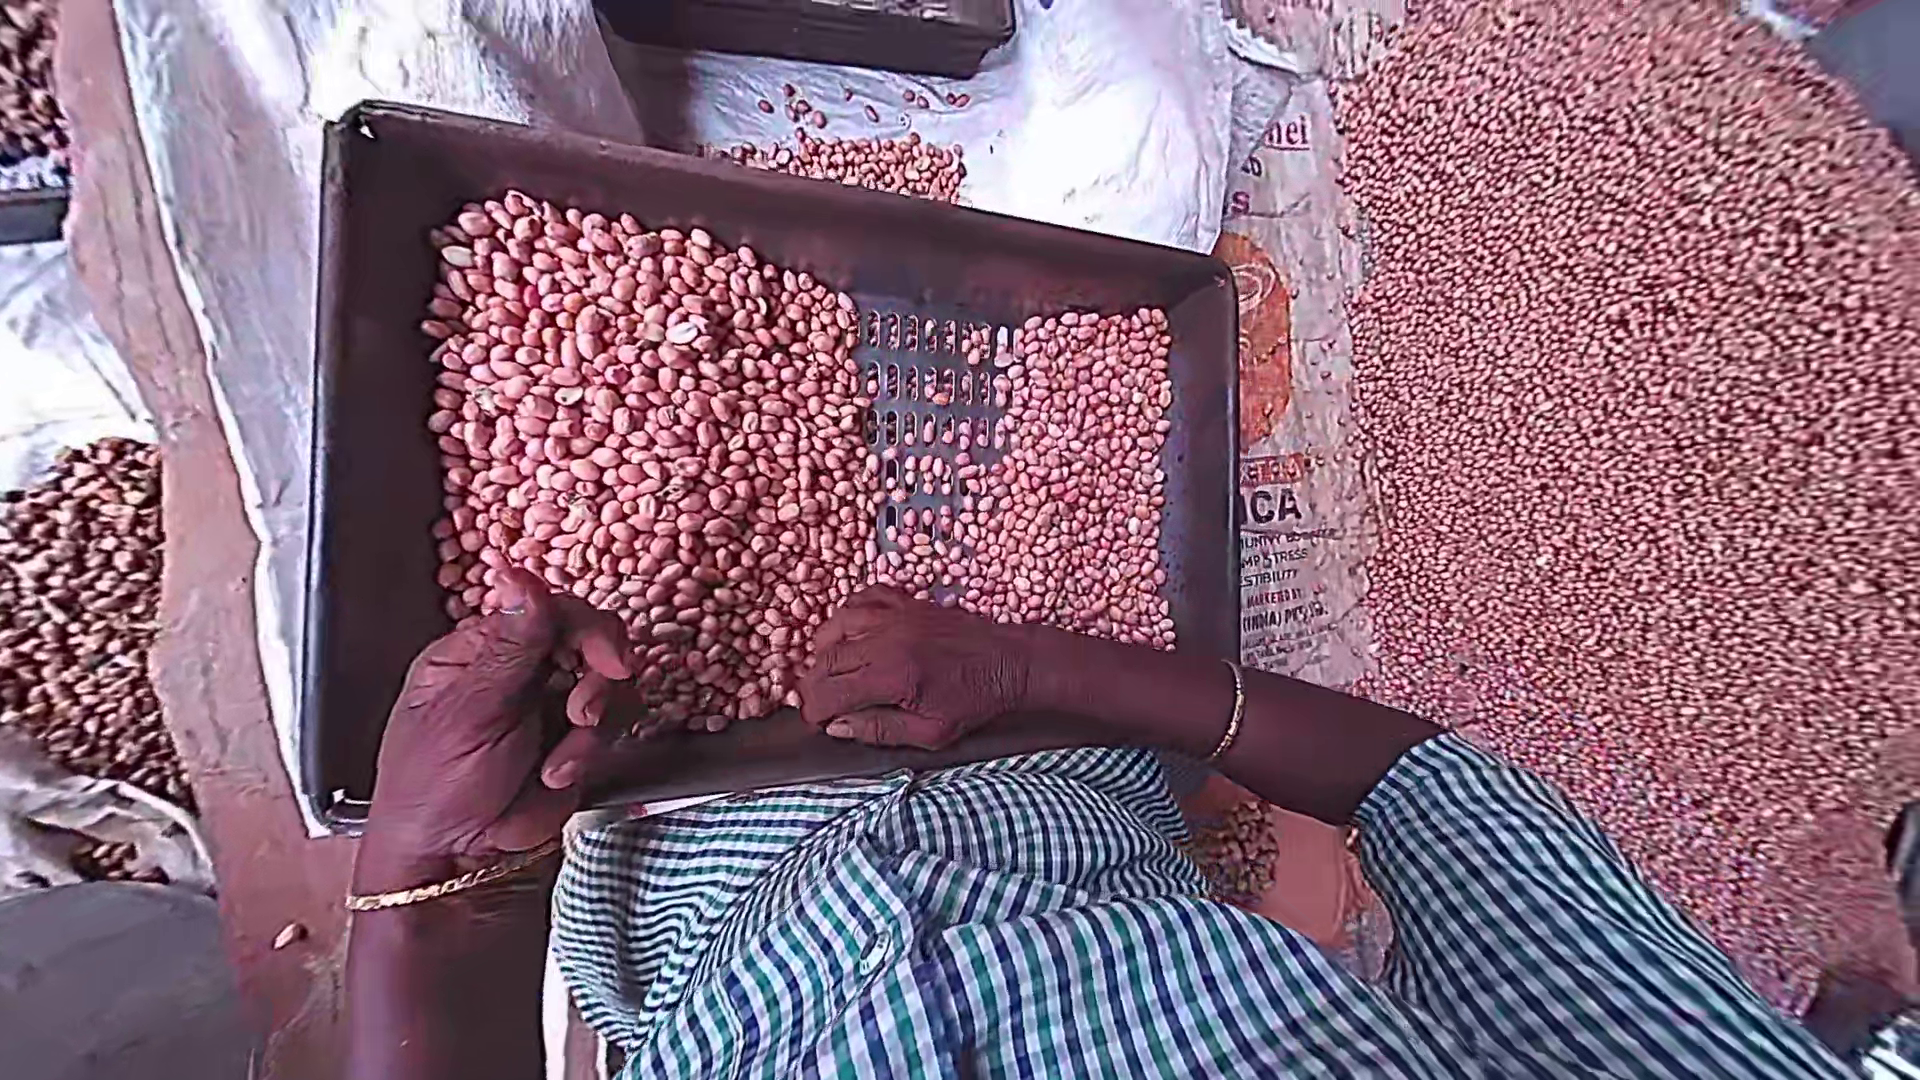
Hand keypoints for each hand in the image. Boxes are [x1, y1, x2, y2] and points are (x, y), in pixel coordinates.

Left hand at [354, 568, 635, 893]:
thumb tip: (519, 576)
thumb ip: (510, 645)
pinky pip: (617, 714)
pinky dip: (595, 744)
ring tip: (564, 753)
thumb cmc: (441, 787)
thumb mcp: (471, 713)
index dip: (587, 629)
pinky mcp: (581, 730)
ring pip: (612, 677)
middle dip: (599, 675)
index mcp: (480, 651)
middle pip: (592, 637)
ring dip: (597, 716)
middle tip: (586, 712)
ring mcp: (555, 697)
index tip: (610, 660)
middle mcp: (523, 666)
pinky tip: (561, 770)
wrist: (465, 863)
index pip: (550, 610)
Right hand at [798, 586, 1032, 748]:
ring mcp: (896, 616)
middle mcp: (887, 640)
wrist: (1009, 660)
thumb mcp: (931, 732)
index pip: (830, 692)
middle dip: (815, 684)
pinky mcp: (907, 602)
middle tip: (822, 701)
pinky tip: (854, 632)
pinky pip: (863, 597)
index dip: (815, 711)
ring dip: (826, 649)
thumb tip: (838, 726)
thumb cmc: (975, 699)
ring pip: (836, 625)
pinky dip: (849, 613)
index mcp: (892, 677)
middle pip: (825, 659)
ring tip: (835, 669)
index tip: (818, 721)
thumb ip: (880, 729)